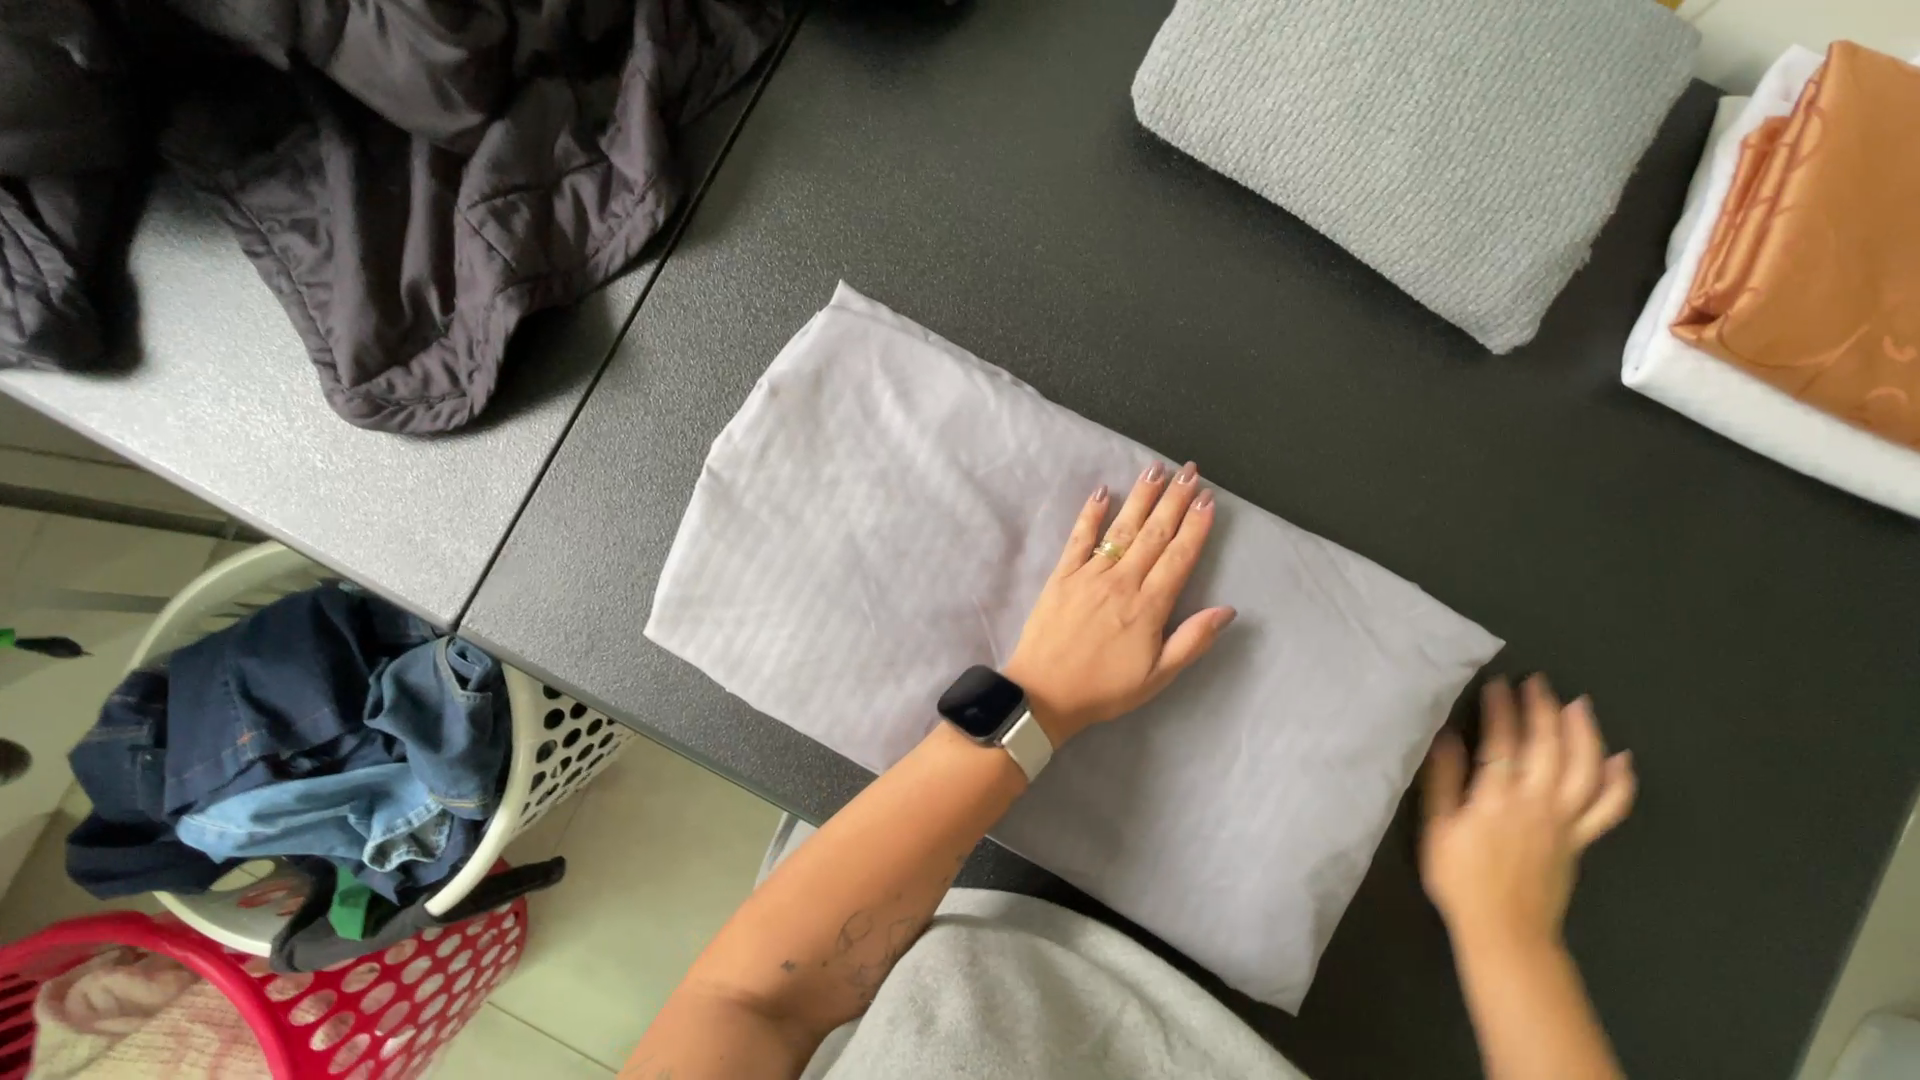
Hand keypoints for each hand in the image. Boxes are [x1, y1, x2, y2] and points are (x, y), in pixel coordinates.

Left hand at [1002, 461, 1236, 745]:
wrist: (1043, 694)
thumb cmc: (1103, 690)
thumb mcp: (1157, 677)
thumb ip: (1192, 641)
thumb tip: (1227, 610)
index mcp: (1149, 606)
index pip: (1179, 556)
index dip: (1196, 525)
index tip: (1208, 498)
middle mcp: (1122, 582)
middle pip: (1154, 533)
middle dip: (1175, 499)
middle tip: (1190, 470)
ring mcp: (1089, 575)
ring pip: (1121, 528)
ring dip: (1140, 497)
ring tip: (1156, 468)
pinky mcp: (1062, 576)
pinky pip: (1079, 538)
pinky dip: (1090, 514)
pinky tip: (1102, 492)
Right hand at [1420, 676, 1636, 950]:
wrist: (1505, 931)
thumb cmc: (1460, 879)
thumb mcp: (1437, 829)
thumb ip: (1443, 782)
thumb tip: (1446, 738)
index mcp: (1496, 799)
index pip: (1502, 743)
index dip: (1501, 710)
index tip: (1496, 683)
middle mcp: (1536, 803)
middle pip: (1547, 748)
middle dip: (1542, 710)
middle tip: (1536, 682)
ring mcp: (1564, 822)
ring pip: (1583, 770)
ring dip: (1583, 734)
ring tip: (1578, 704)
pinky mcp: (1580, 839)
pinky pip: (1608, 808)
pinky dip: (1619, 782)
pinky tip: (1621, 759)